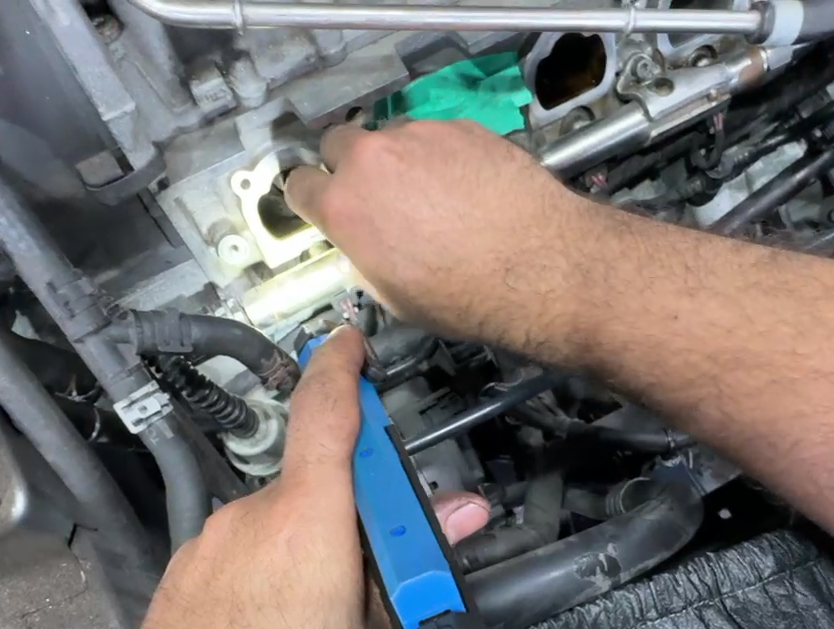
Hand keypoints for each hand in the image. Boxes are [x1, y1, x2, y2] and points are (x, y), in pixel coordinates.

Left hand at [89, 328, 486, 628]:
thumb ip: (409, 576)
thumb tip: (457, 514)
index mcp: (302, 530)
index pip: (325, 419)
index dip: (342, 370)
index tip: (350, 343)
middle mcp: (240, 526)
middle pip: (309, 489)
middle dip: (352, 517)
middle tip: (384, 578)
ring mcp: (196, 558)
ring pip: (273, 530)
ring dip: (310, 556)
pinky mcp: (170, 593)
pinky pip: (237, 562)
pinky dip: (269, 579)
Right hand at [285, 121, 616, 357]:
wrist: (535, 267)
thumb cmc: (465, 296)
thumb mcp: (394, 297)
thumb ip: (364, 258)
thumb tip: (364, 249)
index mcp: (345, 206)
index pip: (298, 185)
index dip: (309, 200)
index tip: (320, 207)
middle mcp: (374, 159)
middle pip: (337, 144)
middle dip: (348, 170)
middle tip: (374, 200)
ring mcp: (418, 136)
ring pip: (389, 139)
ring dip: (398, 164)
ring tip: (430, 201)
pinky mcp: (460, 128)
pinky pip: (433, 137)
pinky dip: (439, 159)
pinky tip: (463, 191)